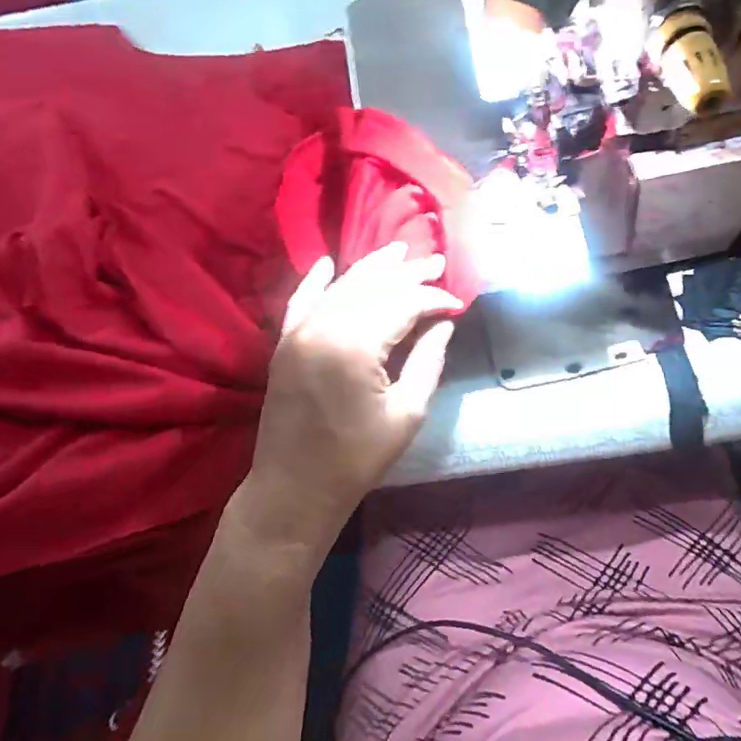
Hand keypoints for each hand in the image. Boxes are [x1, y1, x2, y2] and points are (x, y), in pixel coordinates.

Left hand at [242, 243, 461, 554]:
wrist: (293, 489)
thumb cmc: (356, 459)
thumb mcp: (406, 414)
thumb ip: (428, 361)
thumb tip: (443, 324)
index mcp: (354, 346)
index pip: (402, 305)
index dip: (433, 300)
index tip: (457, 305)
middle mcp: (322, 327)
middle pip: (372, 287)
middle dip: (407, 274)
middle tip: (437, 262)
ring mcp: (297, 332)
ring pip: (340, 288)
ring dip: (371, 269)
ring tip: (400, 251)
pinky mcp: (283, 344)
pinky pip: (300, 301)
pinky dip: (316, 281)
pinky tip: (328, 262)